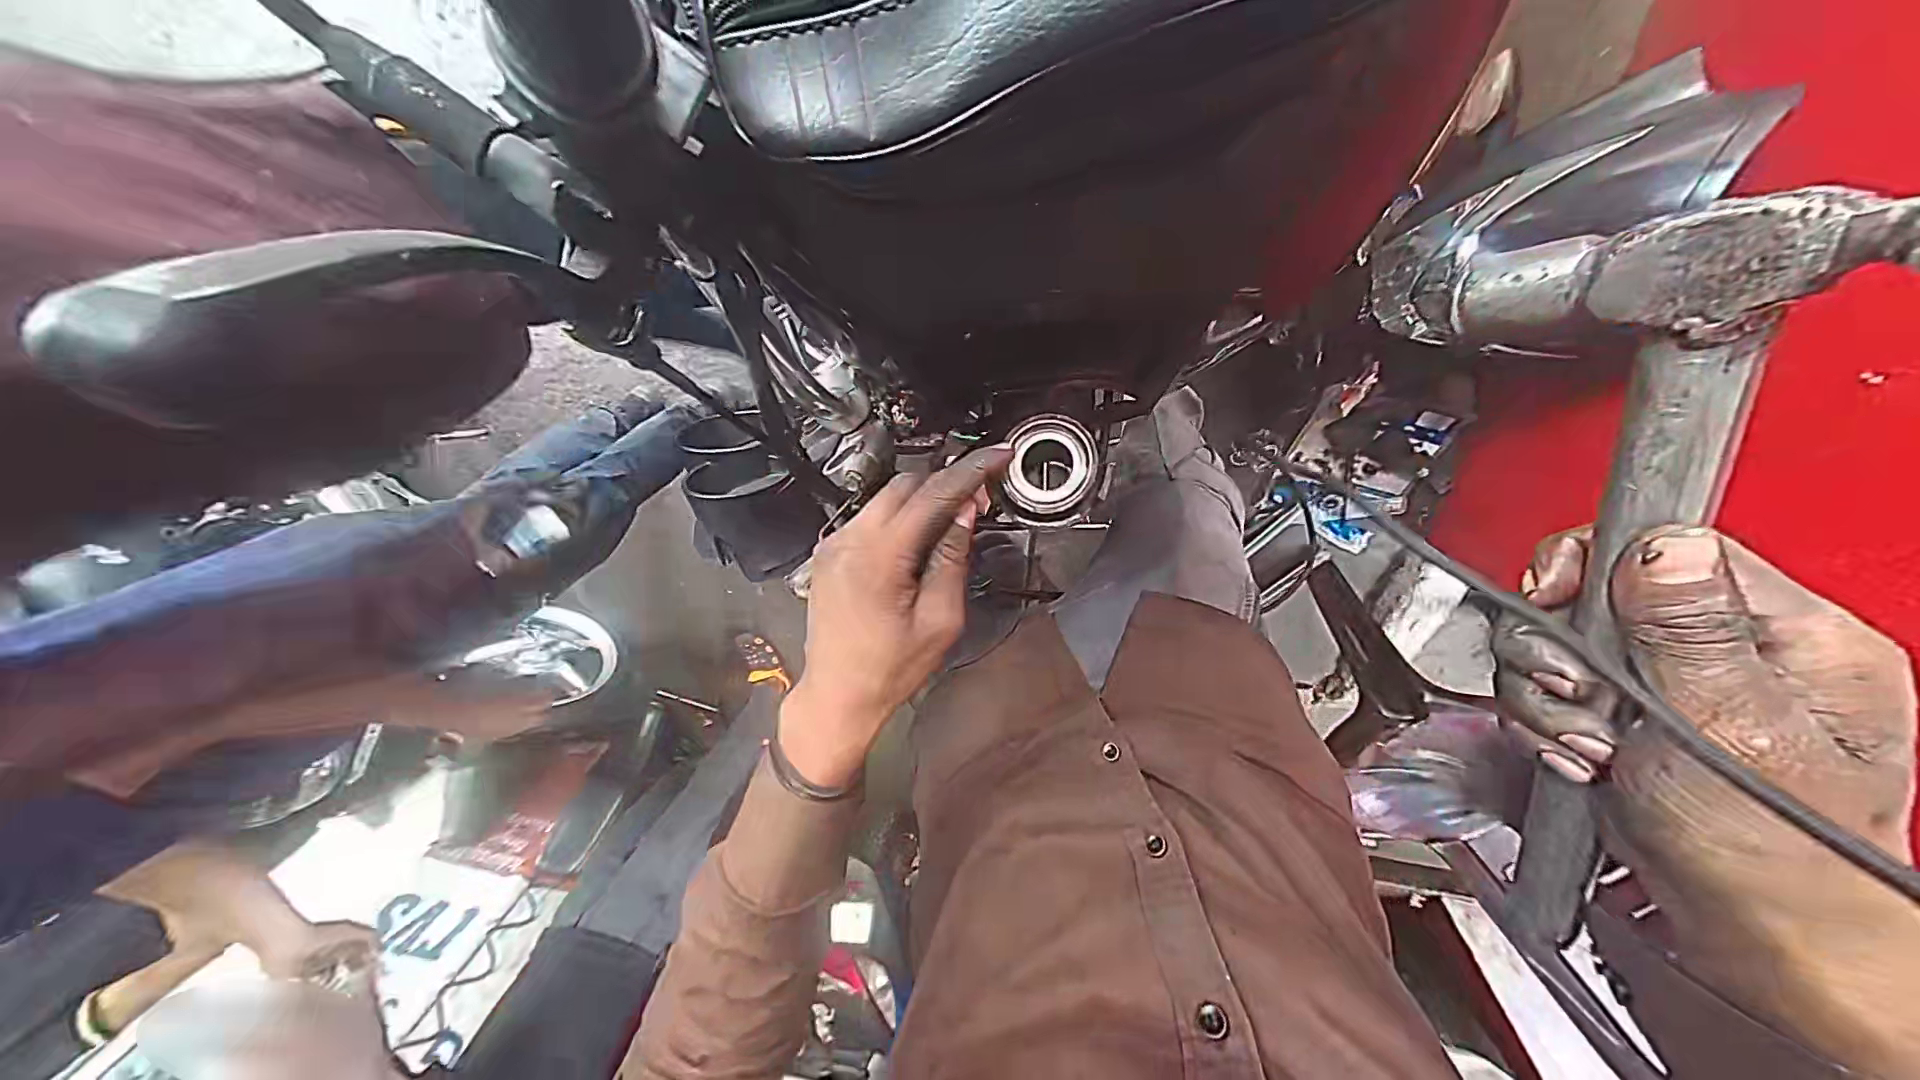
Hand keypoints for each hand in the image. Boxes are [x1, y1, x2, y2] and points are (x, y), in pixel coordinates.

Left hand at [779, 447, 1011, 787]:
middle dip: (947, 481)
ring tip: (953, 521)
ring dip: (923, 498)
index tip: (998, 455)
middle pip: (906, 483)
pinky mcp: (829, 553)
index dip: (972, 470)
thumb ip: (952, 558)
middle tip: (980, 498)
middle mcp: (849, 540)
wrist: (838, 695)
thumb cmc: (889, 669)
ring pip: (886, 496)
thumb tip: (964, 512)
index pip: (933, 494)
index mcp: (878, 557)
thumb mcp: (940, 620)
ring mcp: (834, 544)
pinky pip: (871, 516)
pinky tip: (919, 538)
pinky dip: (900, 516)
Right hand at [1494, 525, 1919, 1073]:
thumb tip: (1663, 545)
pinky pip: (1539, 682)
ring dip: (1545, 694)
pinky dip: (1540, 717)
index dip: (1592, 562)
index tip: (1551, 595)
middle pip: (1587, 593)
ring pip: (1551, 640)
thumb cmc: (1777, 846)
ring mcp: (1659, 676)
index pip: (1667, 545)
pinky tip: (1576, 751)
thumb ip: (1695, 633)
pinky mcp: (1612, 703)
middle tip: (1579, 695)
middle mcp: (1716, 645)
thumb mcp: (1737, 729)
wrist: (1745, 920)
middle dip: (1558, 648)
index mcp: (1786, 634)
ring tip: (1587, 743)